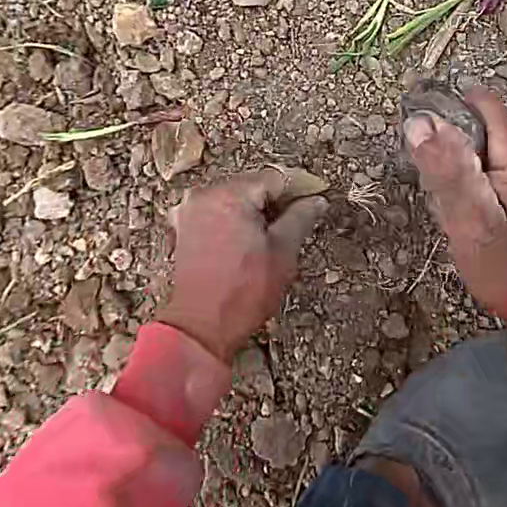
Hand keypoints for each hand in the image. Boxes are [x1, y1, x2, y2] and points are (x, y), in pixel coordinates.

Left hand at [155, 169, 327, 362]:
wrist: (201, 328)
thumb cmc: (243, 291)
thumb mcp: (283, 249)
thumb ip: (302, 216)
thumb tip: (316, 201)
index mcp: (228, 195)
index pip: (276, 178)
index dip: (302, 188)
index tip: (320, 198)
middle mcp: (204, 197)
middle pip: (255, 186)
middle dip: (281, 200)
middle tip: (305, 216)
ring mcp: (191, 214)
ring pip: (238, 200)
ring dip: (261, 211)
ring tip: (282, 232)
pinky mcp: (186, 232)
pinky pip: (221, 214)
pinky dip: (241, 220)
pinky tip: (257, 239)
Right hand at [403, 88, 506, 313]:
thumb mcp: (471, 224)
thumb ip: (447, 171)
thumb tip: (421, 124)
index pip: (474, 103)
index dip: (447, 125)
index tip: (437, 162)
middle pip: (480, 123)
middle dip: (458, 153)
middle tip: (457, 198)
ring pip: (487, 142)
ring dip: (470, 169)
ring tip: (472, 208)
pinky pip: (500, 159)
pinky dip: (486, 179)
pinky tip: (487, 209)